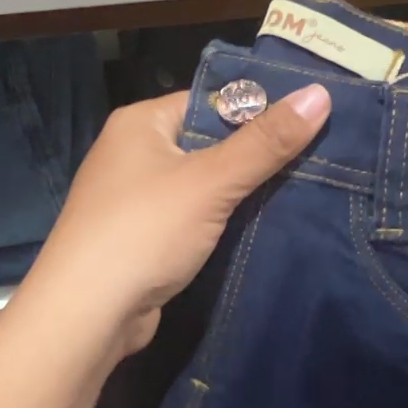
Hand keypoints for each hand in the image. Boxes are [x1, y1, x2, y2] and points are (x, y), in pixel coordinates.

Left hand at [19, 85, 331, 355]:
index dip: (259, 110)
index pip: (210, 101)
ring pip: (202, 188)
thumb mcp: (210, 182)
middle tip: (320, 162)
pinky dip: (220, 226)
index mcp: (140, 123)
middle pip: (208, 144)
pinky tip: (261, 231)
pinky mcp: (141, 241)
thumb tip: (320, 93)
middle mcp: (132, 154)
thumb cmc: (144, 232)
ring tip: (304, 196)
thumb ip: (264, 143)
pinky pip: (191, 221)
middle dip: (256, 157)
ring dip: (241, 196)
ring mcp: (134, 201)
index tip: (313, 122)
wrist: (86, 314)